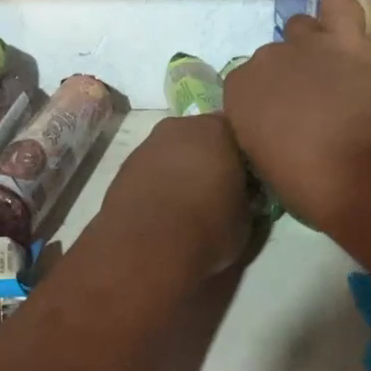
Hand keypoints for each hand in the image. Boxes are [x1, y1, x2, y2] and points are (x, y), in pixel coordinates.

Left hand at [99, 114, 250, 278]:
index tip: (245, 177)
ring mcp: (148, 143)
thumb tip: (237, 194)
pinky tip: (162, 207)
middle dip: (207, 156)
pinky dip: (158, 181)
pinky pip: (151, 168)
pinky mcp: (125, 165)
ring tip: (186, 201)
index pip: (235, 132)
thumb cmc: (209, 226)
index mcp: (216, 129)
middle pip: (199, 136)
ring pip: (172, 150)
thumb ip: (243, 194)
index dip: (240, 155)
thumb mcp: (246, 216)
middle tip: (216, 186)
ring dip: (180, 168)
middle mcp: (179, 126)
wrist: (148, 244)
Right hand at [224, 0, 370, 228]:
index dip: (265, 104)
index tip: (282, 124)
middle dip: (289, 76)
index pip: (244, 87)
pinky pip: (340, 7)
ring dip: (312, 44)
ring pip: (301, 27)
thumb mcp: (265, 164)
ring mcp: (303, 45)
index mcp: (238, 92)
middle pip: (272, 58)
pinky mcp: (344, 40)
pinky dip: (341, 16)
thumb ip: (262, 134)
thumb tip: (277, 132)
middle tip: (312, 103)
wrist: (356, 173)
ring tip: (330, 69)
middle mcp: (263, 60)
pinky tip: (346, 36)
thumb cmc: (307, 184)